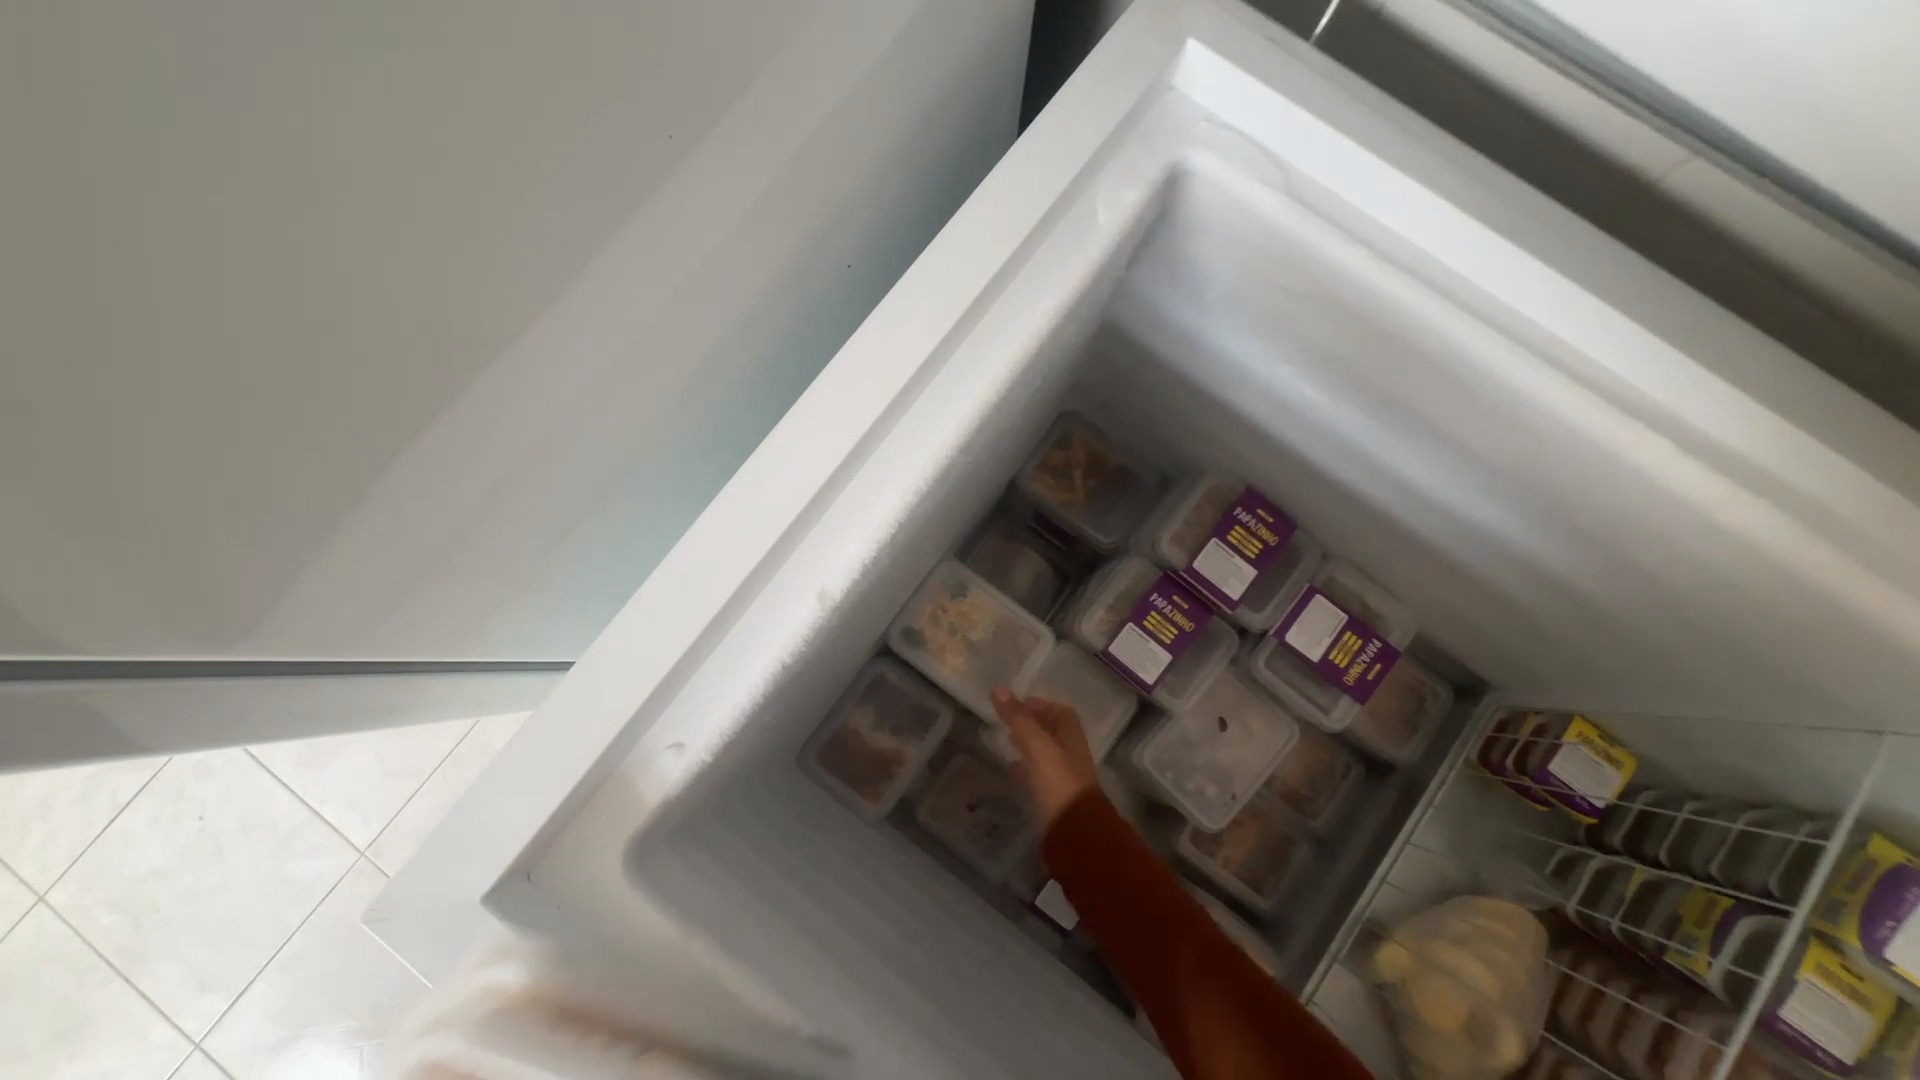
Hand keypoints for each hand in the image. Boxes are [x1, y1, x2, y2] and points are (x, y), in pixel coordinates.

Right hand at [992, 688, 1098, 827]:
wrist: (1074, 830)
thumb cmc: (1059, 782)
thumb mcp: (1038, 747)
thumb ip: (1020, 720)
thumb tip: (998, 689)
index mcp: (1072, 738)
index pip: (1062, 713)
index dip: (1042, 705)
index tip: (1019, 703)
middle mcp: (1070, 755)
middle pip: (1054, 732)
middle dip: (1033, 723)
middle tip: (1009, 720)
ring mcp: (1064, 777)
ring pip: (1046, 753)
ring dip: (1030, 744)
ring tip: (1008, 740)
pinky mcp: (1054, 797)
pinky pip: (1040, 775)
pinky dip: (1027, 767)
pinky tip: (1015, 769)